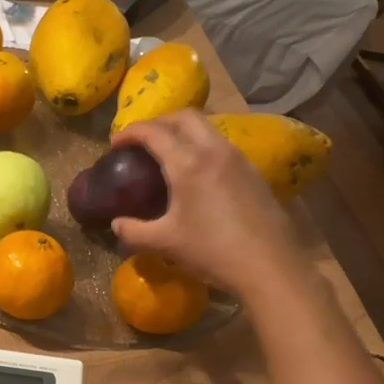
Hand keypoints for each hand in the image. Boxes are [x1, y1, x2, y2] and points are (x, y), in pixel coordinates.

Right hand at [110, 110, 303, 300]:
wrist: (268, 266)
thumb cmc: (211, 251)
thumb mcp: (164, 243)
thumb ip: (133, 231)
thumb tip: (117, 224)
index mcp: (188, 164)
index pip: (155, 132)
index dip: (131, 132)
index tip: (115, 142)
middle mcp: (214, 150)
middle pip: (185, 117)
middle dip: (159, 121)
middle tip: (142, 139)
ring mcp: (238, 159)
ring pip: (207, 128)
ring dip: (183, 131)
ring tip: (167, 152)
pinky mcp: (252, 171)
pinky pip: (221, 145)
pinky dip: (201, 145)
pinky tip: (196, 171)